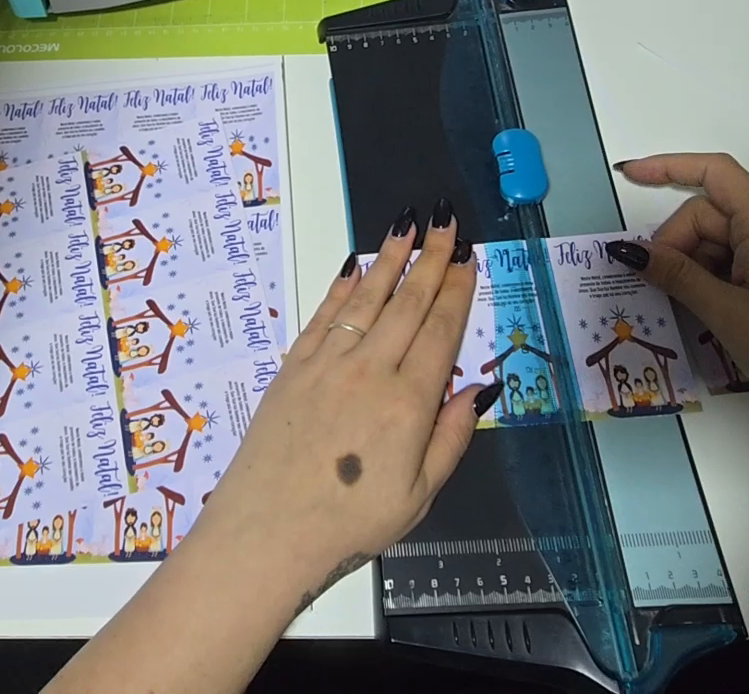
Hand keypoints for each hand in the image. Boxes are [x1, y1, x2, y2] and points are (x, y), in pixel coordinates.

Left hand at [46, 203, 494, 693]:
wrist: (268, 527)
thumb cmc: (350, 520)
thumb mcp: (419, 495)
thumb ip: (453, 436)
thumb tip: (480, 388)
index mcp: (408, 402)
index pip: (440, 331)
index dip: (456, 291)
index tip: (466, 258)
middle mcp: (370, 369)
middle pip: (408, 303)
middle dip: (430, 258)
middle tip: (445, 221)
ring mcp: (328, 361)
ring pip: (367, 298)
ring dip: (389, 258)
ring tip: (406, 225)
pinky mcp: (295, 364)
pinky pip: (324, 315)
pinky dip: (343, 288)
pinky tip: (355, 267)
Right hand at [610, 153, 748, 559]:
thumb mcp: (729, 317)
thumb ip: (677, 276)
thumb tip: (628, 248)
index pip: (716, 175)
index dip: (668, 167)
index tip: (627, 176)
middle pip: (716, 214)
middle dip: (677, 241)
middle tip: (658, 286)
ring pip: (730, 244)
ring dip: (698, 267)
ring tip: (686, 310)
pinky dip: (721, 282)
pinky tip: (712, 316)